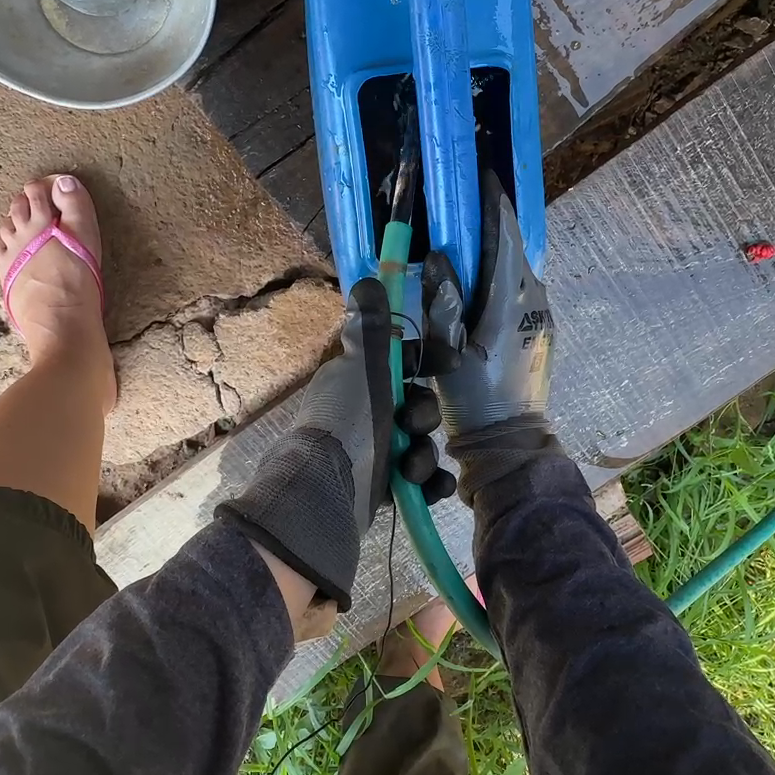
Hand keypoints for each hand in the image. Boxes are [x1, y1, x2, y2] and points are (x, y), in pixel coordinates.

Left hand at [217, 278, 454, 611]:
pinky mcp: (380, 487)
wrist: (324, 495)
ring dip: (423, 455)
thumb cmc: (345, 423)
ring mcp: (371, 452)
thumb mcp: (361, 369)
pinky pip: (419, 480)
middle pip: (415, 405)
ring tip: (409, 469)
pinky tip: (434, 488)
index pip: (400, 363)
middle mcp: (362, 413)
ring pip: (419, 443)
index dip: (427, 362)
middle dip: (422, 416)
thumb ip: (373, 328)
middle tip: (411, 424)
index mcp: (355, 380)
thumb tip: (368, 278)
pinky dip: (429, 484)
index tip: (450, 364)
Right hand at [421, 172, 559, 503]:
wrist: (510, 441)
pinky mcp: (543, 331)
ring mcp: (543, 316)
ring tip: (469, 237)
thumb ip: (444, 302)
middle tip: (465, 202)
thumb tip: (439, 257)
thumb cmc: (475, 398)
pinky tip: (483, 280)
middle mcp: (536, 300)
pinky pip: (523, 290)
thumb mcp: (449, 351)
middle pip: (514, 249)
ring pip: (519, 270)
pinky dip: (503, 275)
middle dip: (493, 222)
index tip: (482, 175)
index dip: (493, 203)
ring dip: (497, 251)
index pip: (505, 237)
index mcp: (512, 300)